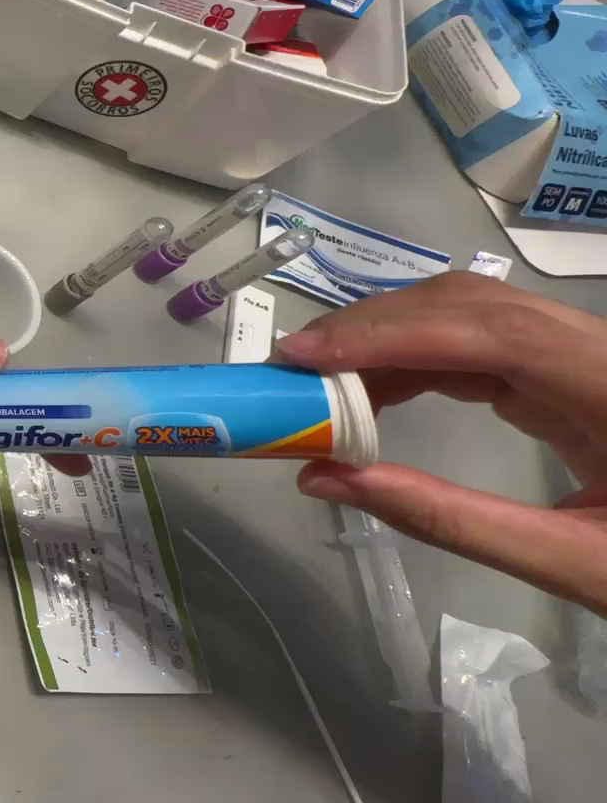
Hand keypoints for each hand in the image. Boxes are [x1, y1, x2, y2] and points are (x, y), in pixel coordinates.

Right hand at [275, 271, 606, 613]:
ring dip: (383, 336)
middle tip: (294, 365)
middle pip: (472, 304)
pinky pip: (475, 341)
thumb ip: (447, 518)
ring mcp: (593, 358)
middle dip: (371, 326)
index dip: (390, 334)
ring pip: (468, 312)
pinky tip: (372, 389)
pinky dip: (409, 356)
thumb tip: (318, 477)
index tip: (303, 356)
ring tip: (319, 377)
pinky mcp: (573, 372)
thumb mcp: (582, 566)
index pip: (494, 333)